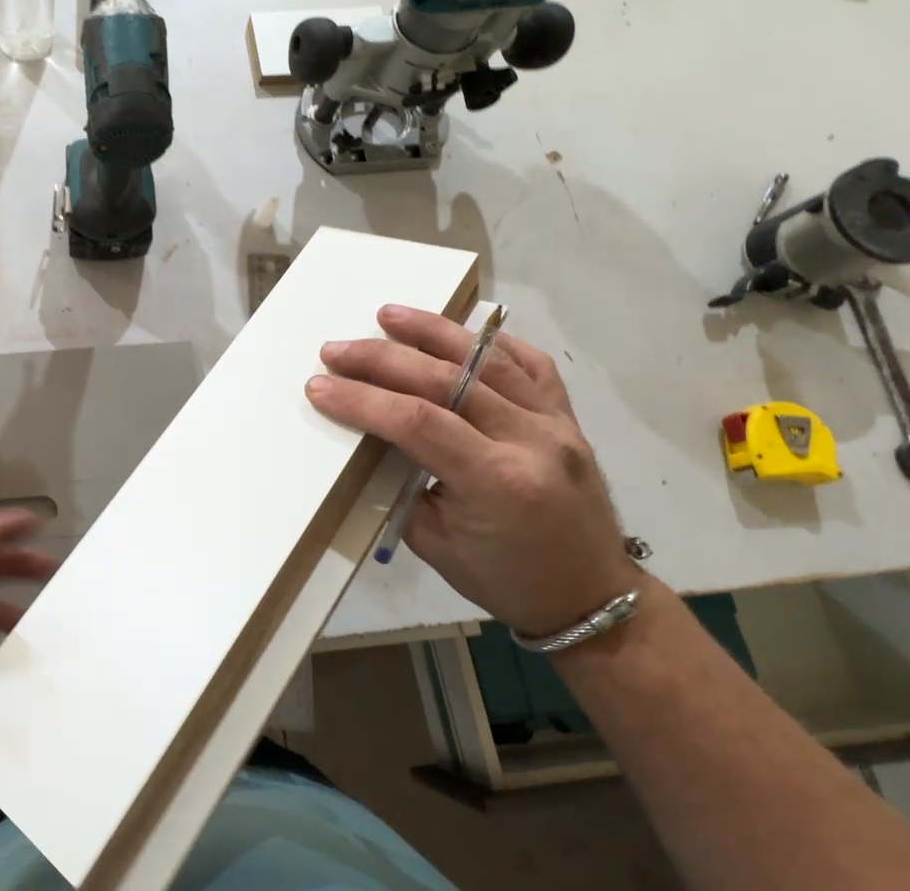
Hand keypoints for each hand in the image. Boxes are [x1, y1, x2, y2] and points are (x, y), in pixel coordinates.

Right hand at [306, 306, 643, 637]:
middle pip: (447, 380)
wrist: (590, 596)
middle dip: (381, 359)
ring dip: (431, 332)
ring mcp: (556, 423)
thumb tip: (373, 438)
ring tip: (388, 314)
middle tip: (337, 350)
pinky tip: (455, 329)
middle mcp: (531, 441)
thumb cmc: (506, 581)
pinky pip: (529, 364)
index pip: (417, 421)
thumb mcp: (436, 544)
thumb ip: (405, 484)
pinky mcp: (568, 417)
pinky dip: (487, 342)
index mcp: (497, 481)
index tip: (320, 387)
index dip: (362, 399)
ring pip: (487, 359)